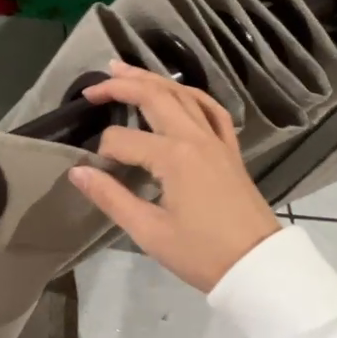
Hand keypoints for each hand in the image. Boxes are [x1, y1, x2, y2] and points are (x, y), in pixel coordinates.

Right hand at [68, 61, 280, 292]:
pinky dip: (190, 93)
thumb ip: (111, 197)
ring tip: (124, 69)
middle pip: (153, 96)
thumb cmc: (202, 253)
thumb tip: (77, 172)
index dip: (103, 153)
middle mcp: (194, 136)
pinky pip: (210, 108)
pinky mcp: (229, 148)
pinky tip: (178, 91)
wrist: (258, 267)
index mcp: (173, 156)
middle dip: (120, 86)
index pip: (123, 139)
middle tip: (93, 87)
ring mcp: (215, 139)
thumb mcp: (149, 232)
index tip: (96, 174)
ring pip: (181, 94)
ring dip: (151, 79)